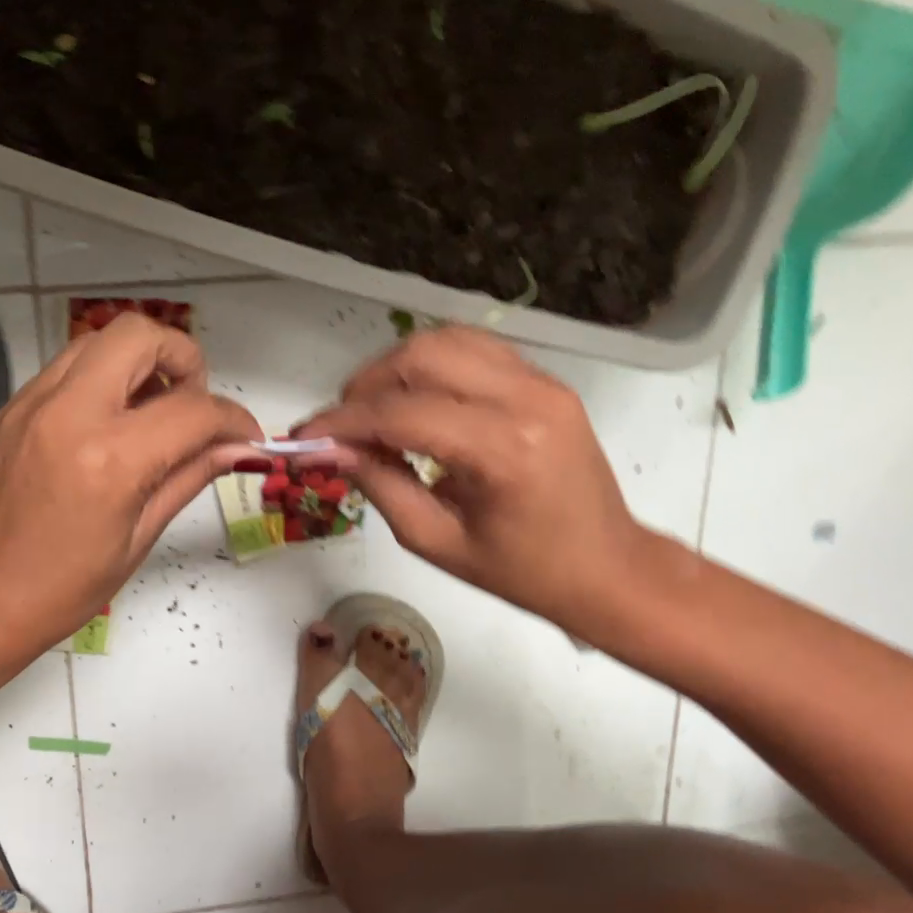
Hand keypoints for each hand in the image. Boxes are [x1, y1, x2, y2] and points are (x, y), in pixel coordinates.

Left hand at [0, 313, 261, 651]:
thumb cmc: (61, 590)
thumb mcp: (138, 538)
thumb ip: (189, 476)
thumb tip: (237, 447)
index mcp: (109, 458)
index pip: (192, 408)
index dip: (232, 419)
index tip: (244, 436)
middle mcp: (68, 413)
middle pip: (139, 335)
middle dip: (182, 357)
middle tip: (190, 405)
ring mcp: (30, 404)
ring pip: (98, 340)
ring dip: (137, 362)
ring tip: (149, 413)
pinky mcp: (9, 410)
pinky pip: (65, 368)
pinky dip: (99, 379)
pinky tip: (106, 426)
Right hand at [296, 326, 651, 628]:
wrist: (608, 568)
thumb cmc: (523, 571)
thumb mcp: (436, 540)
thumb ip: (379, 484)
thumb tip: (327, 448)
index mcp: (504, 451)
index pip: (401, 414)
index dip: (342, 422)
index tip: (303, 438)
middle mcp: (526, 400)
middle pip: (421, 356)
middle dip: (366, 385)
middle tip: (341, 425)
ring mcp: (541, 383)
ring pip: (445, 340)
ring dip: (396, 369)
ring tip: (374, 411)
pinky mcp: (543, 380)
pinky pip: (473, 350)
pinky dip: (431, 366)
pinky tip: (415, 401)